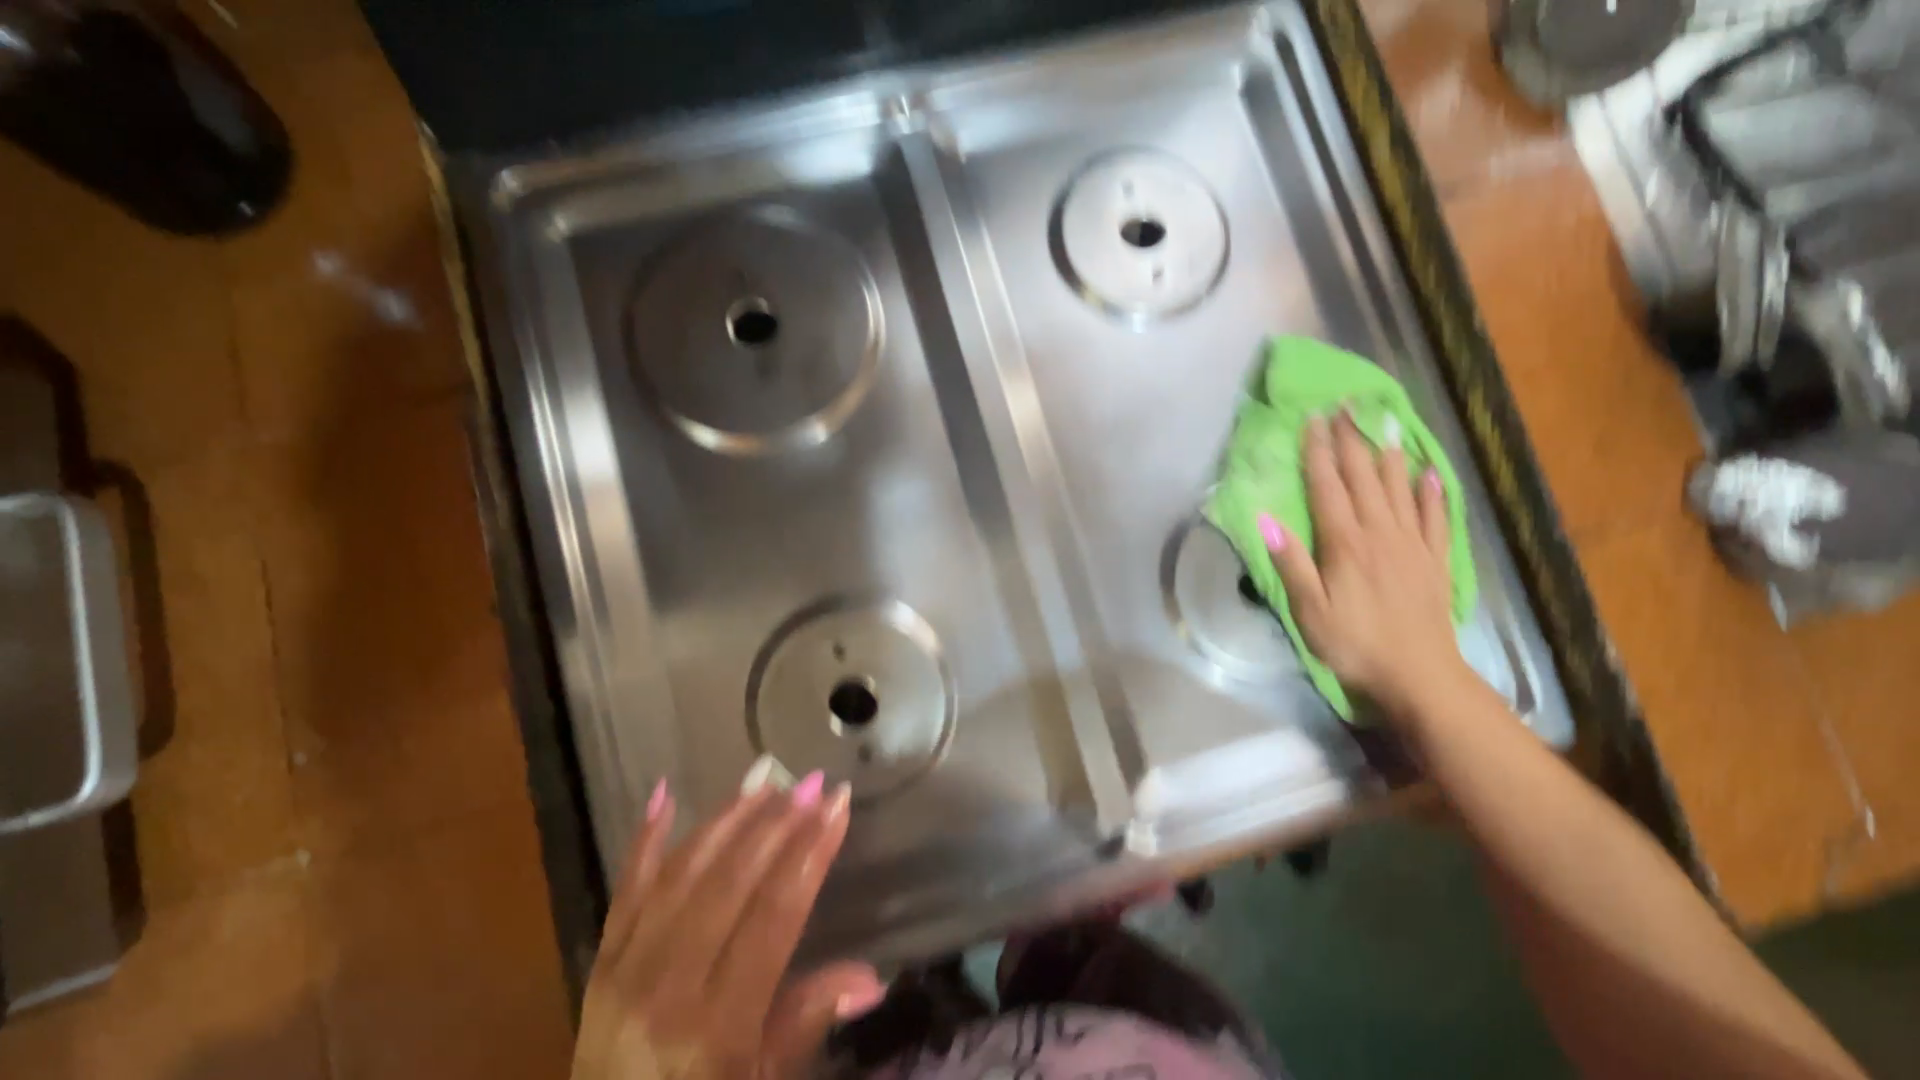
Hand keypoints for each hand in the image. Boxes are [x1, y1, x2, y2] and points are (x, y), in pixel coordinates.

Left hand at [571, 774, 885, 1079]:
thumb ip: (805, 1024)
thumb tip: (871, 977)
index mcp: (716, 1022)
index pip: (773, 917)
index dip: (808, 855)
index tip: (836, 806)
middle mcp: (667, 983)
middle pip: (728, 885)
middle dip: (775, 825)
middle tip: (810, 781)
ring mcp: (626, 966)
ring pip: (680, 874)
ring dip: (725, 819)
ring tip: (763, 777)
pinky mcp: (601, 960)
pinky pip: (625, 888)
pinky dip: (645, 838)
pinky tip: (664, 792)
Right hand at [1260, 410, 1471, 718]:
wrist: (1419, 674)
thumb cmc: (1355, 644)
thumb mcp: (1310, 610)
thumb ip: (1292, 563)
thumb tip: (1266, 519)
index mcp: (1345, 542)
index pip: (1328, 485)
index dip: (1319, 450)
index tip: (1313, 418)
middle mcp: (1380, 532)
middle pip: (1364, 476)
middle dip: (1351, 439)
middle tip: (1345, 405)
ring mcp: (1413, 543)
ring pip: (1399, 487)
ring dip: (1389, 453)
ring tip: (1383, 422)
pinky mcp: (1435, 560)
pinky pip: (1434, 516)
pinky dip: (1431, 491)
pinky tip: (1430, 472)